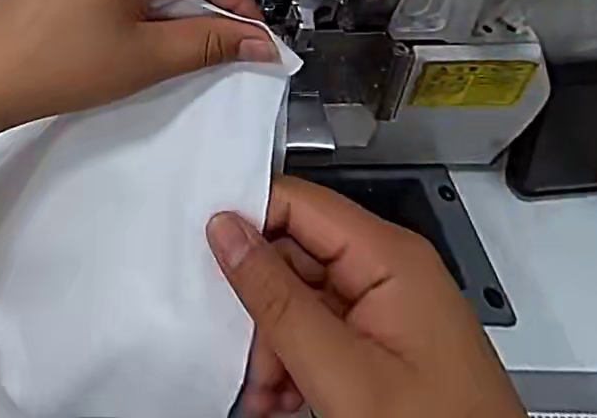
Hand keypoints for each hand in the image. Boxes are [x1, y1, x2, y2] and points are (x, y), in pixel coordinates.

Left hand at [0, 0, 277, 132]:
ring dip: (173, 2)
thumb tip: (260, 41)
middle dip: (204, 3)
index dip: (237, 2)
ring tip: (180, 44)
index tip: (258, 40)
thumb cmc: (60, 65)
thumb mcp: (144, 57)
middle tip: (224, 47)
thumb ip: (208, 42)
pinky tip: (141, 29)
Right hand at [207, 177, 524, 417]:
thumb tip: (225, 229)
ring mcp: (384, 305)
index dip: (248, 218)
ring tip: (263, 391)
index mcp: (389, 255)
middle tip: (241, 350)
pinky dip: (292, 358)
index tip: (207, 249)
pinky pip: (318, 327)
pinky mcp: (380, 339)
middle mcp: (387, 268)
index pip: (296, 200)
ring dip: (271, 340)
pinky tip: (281, 396)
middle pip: (292, 250)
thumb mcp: (344, 375)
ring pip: (298, 294)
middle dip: (260, 302)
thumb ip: (277, 297)